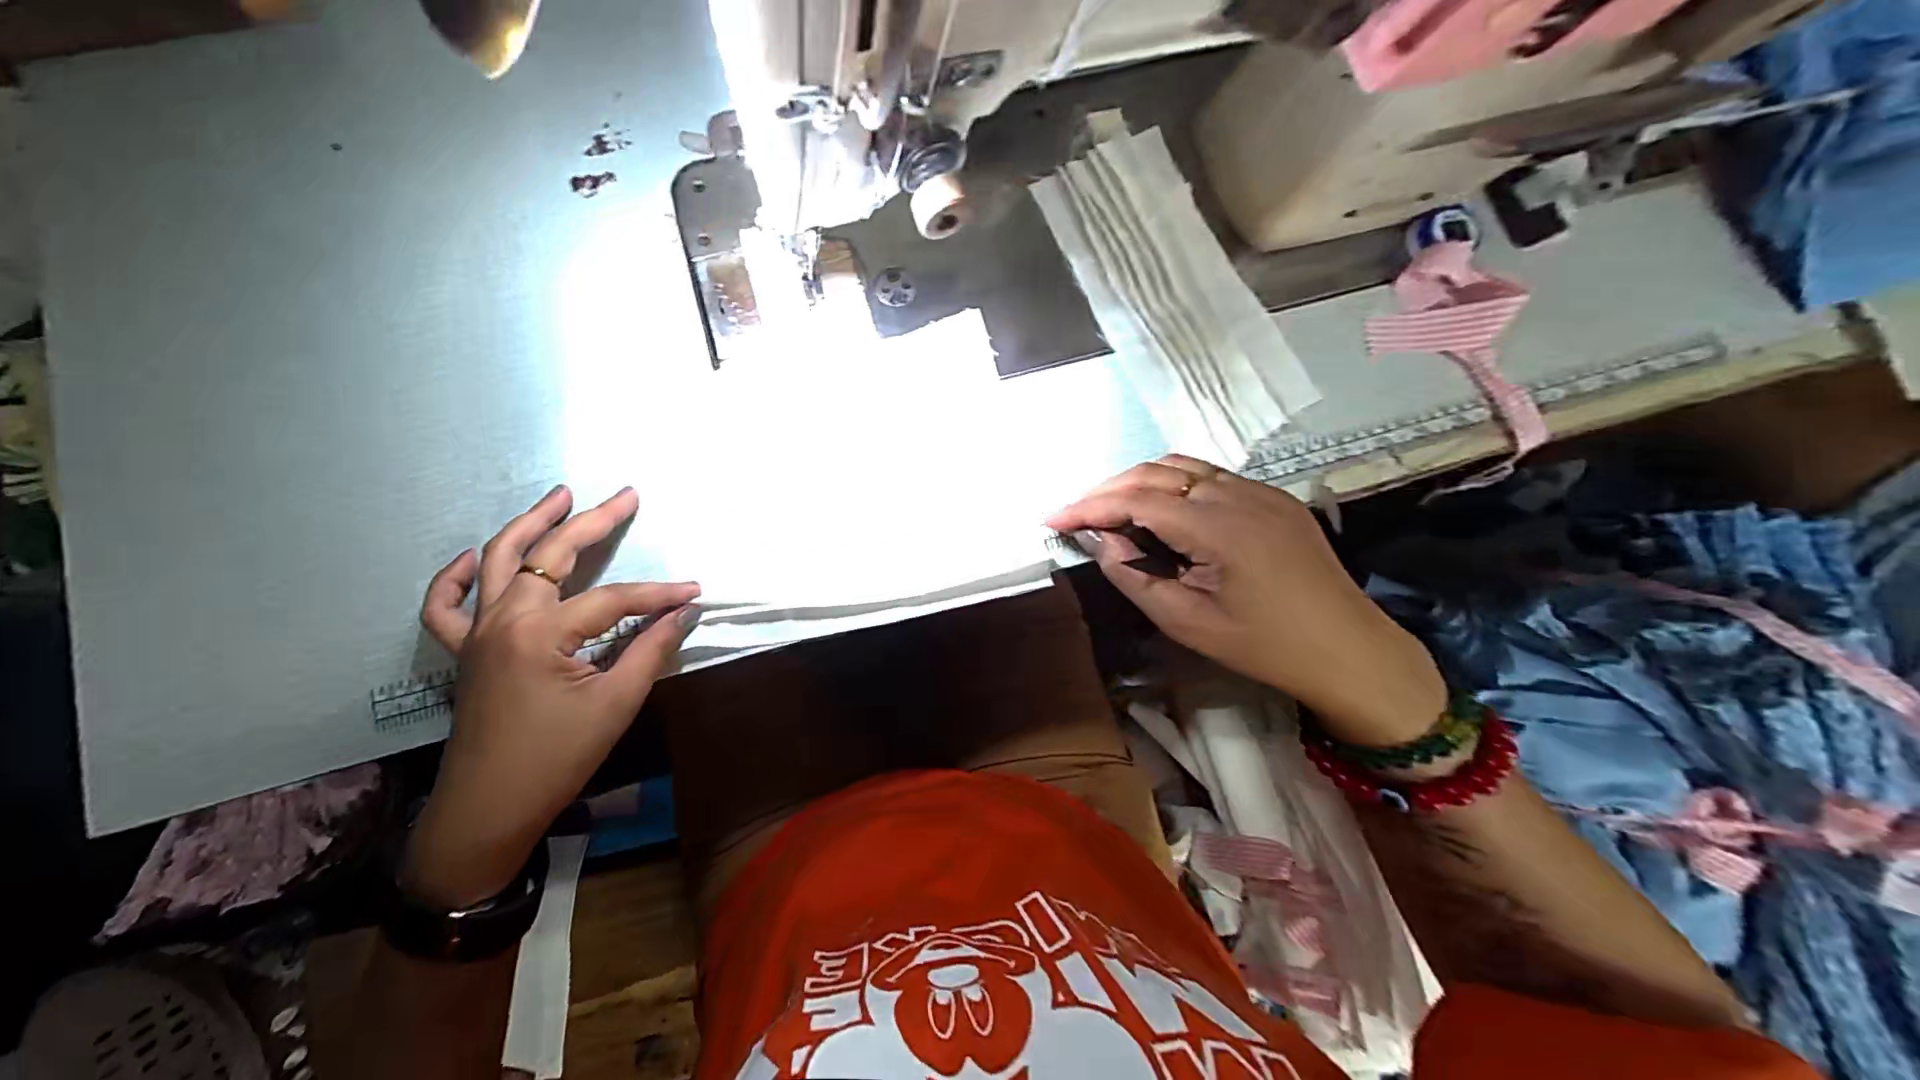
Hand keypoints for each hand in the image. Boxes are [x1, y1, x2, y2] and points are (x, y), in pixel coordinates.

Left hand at [403, 485, 700, 907]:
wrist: (490, 807)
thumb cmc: (558, 757)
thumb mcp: (617, 703)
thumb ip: (651, 649)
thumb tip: (684, 612)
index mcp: (541, 633)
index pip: (614, 598)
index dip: (660, 594)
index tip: (696, 591)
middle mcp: (503, 619)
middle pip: (550, 555)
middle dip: (592, 522)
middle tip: (626, 496)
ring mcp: (477, 633)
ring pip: (497, 562)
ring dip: (530, 525)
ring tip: (559, 496)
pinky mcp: (464, 651)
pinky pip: (445, 606)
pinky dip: (455, 576)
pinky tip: (473, 555)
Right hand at [1047, 455, 1445, 745]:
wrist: (1349, 649)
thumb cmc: (1263, 645)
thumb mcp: (1186, 621)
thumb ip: (1134, 574)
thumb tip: (1101, 539)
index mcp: (1217, 526)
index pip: (1135, 499)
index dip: (1088, 506)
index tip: (1052, 520)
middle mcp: (1238, 494)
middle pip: (1155, 473)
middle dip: (1107, 489)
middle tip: (1074, 515)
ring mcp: (1260, 490)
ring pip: (1182, 467)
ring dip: (1138, 481)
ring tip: (1108, 508)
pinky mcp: (1274, 497)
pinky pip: (1210, 477)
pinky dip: (1172, 485)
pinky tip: (1158, 509)